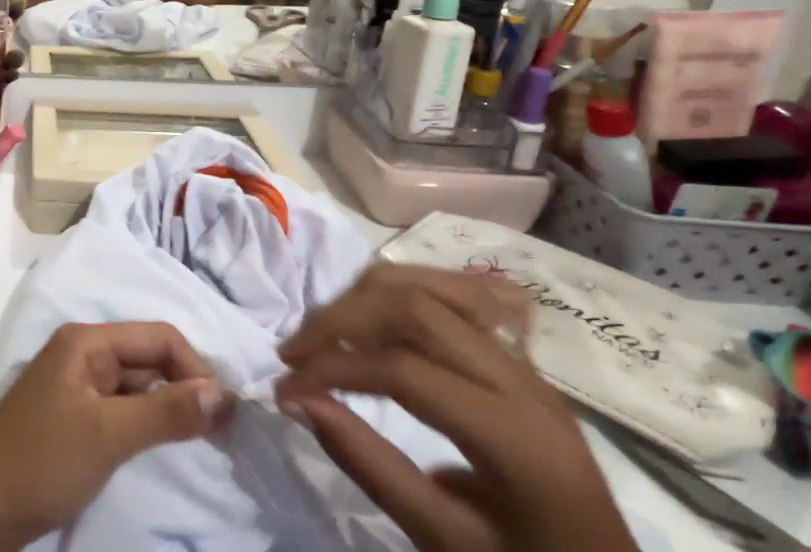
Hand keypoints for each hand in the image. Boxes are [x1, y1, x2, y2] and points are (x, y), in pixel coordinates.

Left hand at [0, 323, 232, 551]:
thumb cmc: (43, 460)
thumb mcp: (110, 434)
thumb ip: (167, 411)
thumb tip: (225, 394)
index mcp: (86, 341)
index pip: (159, 337)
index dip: (196, 368)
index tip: (224, 414)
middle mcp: (83, 353)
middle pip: (150, 357)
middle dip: (186, 387)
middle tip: (219, 432)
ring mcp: (78, 385)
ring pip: (139, 385)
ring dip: (169, 407)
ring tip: (198, 441)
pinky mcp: (76, 416)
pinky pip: (123, 408)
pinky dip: (148, 423)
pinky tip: (163, 445)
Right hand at [275, 265, 637, 551]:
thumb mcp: (445, 539)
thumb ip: (371, 466)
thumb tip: (298, 400)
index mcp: (514, 435)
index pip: (403, 370)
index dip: (331, 370)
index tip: (284, 391)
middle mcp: (523, 381)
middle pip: (415, 305)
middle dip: (340, 319)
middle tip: (294, 354)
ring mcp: (525, 363)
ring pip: (436, 284)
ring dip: (367, 296)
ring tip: (327, 332)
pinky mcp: (518, 360)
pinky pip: (458, 297)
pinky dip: (402, 294)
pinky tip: (374, 320)